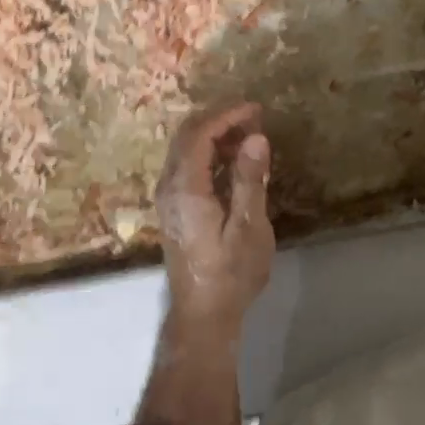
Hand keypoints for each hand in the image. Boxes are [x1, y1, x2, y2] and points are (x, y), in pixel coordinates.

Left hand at [154, 102, 273, 330]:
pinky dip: (210, 152)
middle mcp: (169, 186)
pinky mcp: (174, 207)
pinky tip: (235, 161)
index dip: (227, 115)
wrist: (202, 314)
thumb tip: (256, 137)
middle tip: (254, 116)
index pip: (199, 134)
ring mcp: (168, 197)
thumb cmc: (230, 274)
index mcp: (186, 189)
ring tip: (249, 135)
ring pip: (185, 149)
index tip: (256, 109)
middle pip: (187, 136)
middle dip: (220, 119)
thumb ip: (250, 180)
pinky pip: (187, 165)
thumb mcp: (248, 228)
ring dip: (214, 134)